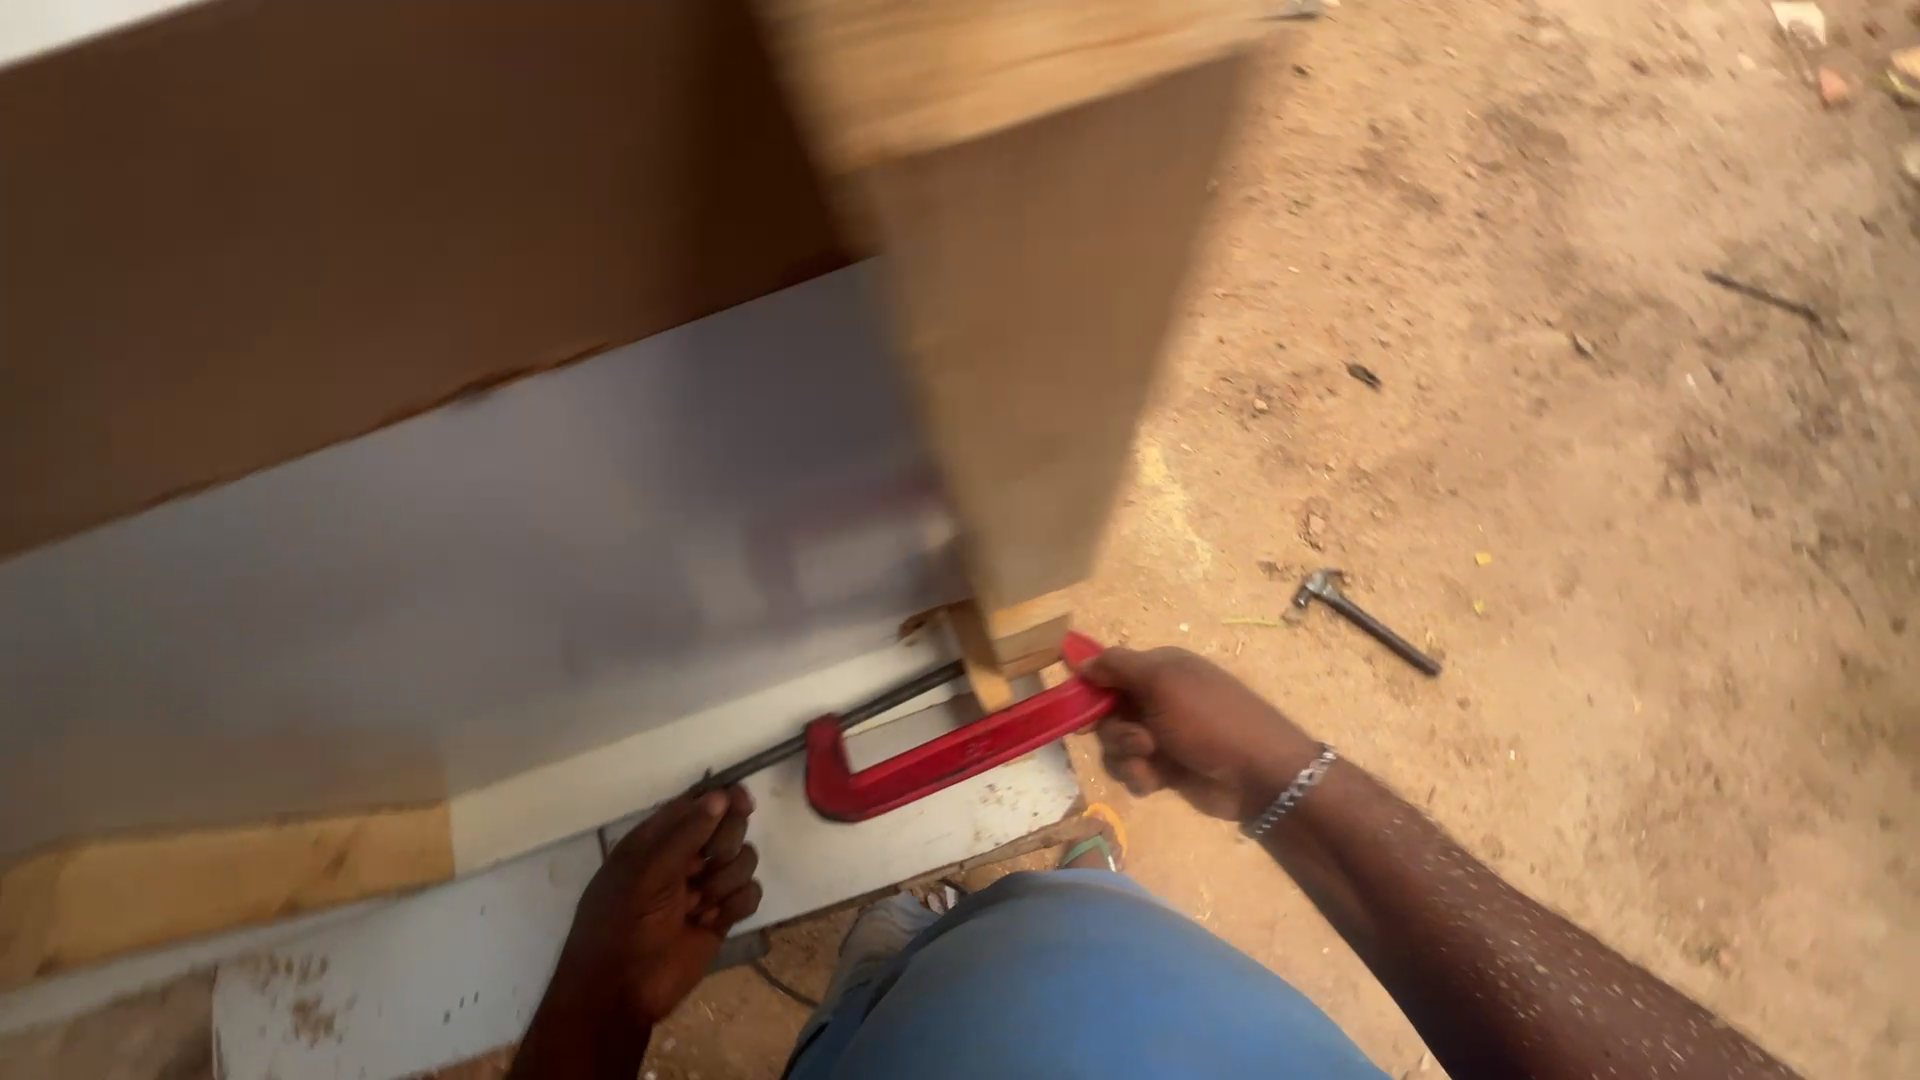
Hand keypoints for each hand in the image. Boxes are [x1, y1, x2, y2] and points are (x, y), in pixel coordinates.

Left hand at [550, 787, 762, 1026]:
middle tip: (710, 862)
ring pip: (742, 859)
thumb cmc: (621, 925)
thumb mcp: (646, 874)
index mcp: (656, 841)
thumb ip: (686, 833)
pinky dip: (737, 903)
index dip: (722, 798)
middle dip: (726, 842)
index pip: (696, 804)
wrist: (618, 996)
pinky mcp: (721, 917)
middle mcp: (683, 859)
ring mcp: (704, 888)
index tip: (743, 803)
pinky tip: (713, 920)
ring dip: (727, 878)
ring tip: (702, 904)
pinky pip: (749, 893)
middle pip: (727, 827)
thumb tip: (721, 796)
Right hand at [1078, 646, 1319, 821]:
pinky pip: (1130, 771)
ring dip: (1127, 757)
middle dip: (1115, 731)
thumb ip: (1117, 666)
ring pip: (1114, 746)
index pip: (1109, 672)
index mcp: (1158, 669)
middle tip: (1141, 739)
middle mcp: (1156, 700)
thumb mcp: (1162, 681)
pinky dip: (1140, 777)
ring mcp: (1160, 736)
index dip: (1092, 689)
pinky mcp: (1164, 769)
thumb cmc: (1208, 719)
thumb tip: (1081, 661)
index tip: (1081, 707)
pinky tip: (1158, 781)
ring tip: (1152, 762)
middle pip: (1106, 713)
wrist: (1257, 774)